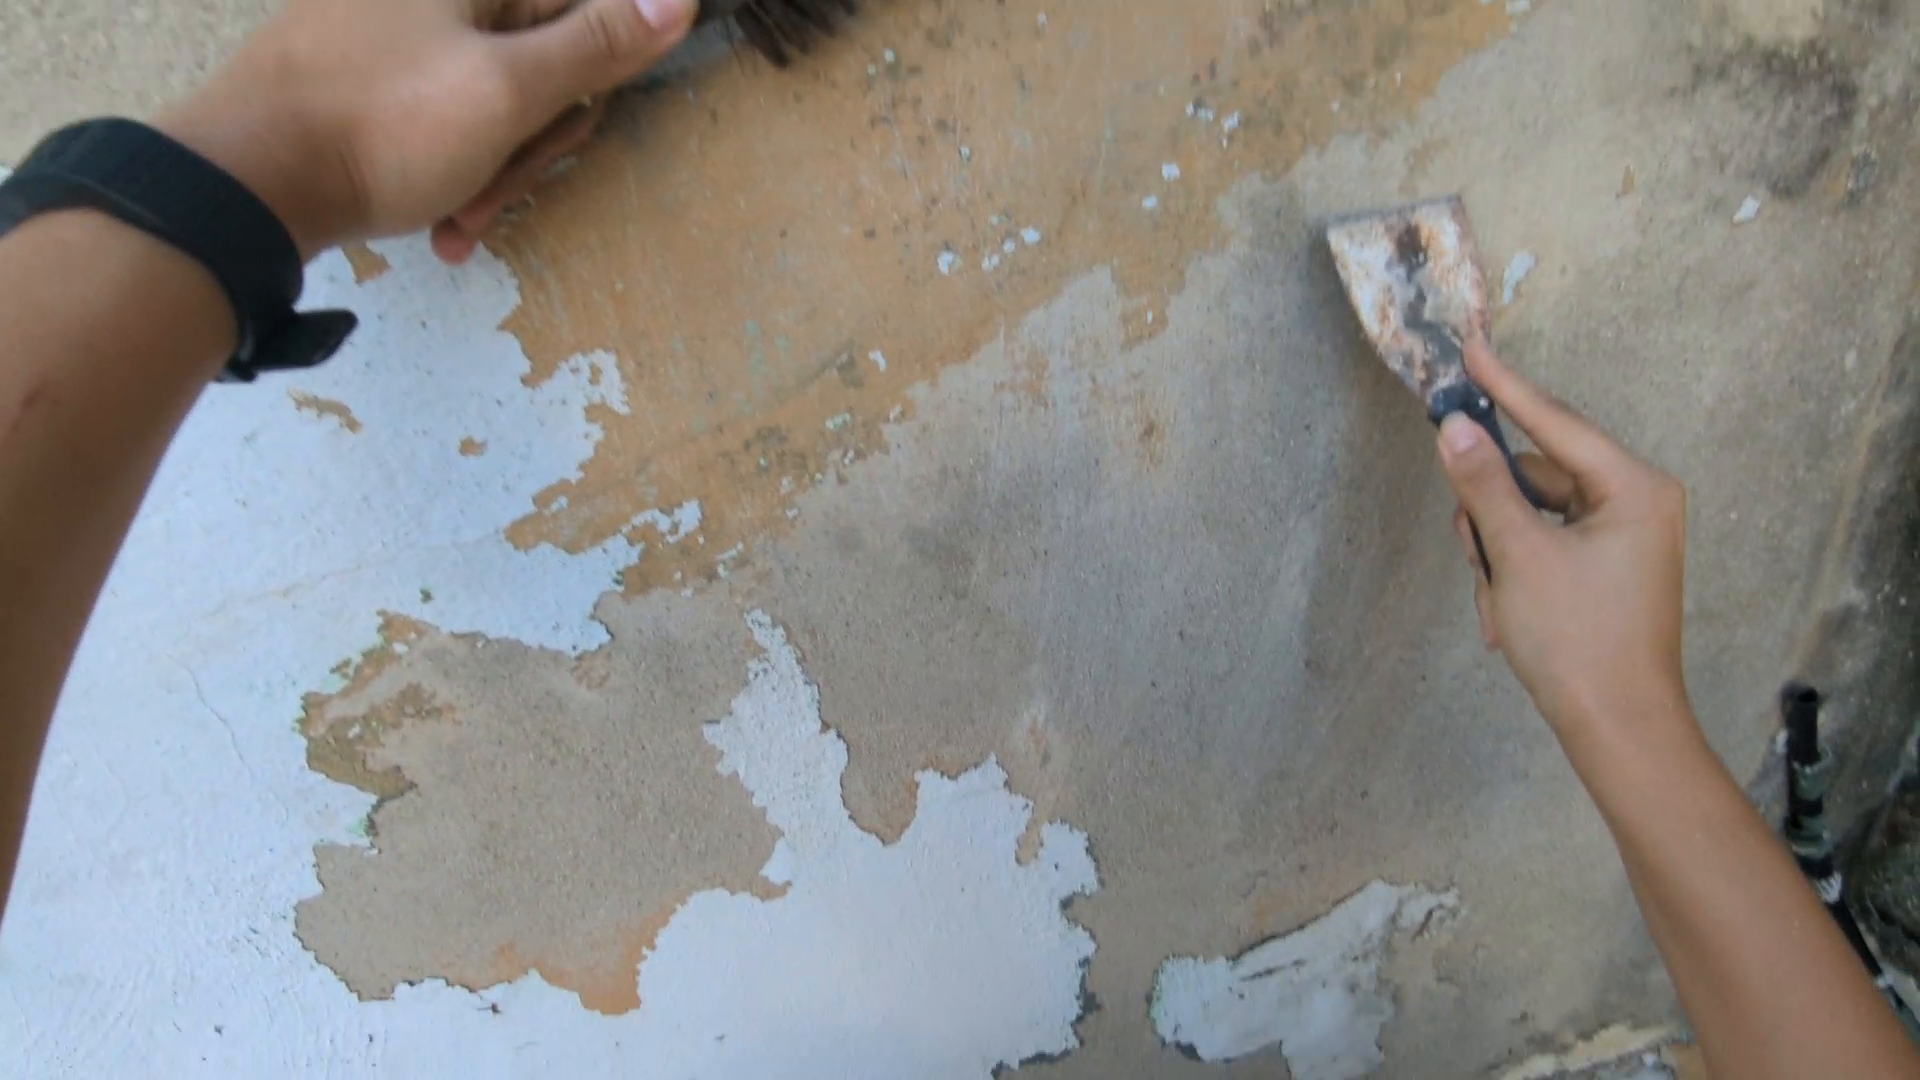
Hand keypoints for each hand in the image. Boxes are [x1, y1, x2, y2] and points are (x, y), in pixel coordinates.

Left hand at [150, 0, 698, 262]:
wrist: (262, 179)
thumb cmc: (390, 127)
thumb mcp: (509, 89)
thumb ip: (596, 45)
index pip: (585, 16)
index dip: (592, 78)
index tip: (561, 123)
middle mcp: (449, 3)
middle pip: (552, 74)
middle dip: (537, 142)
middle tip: (503, 174)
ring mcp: (421, 46)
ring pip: (514, 114)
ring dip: (501, 177)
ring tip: (464, 212)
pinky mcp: (401, 90)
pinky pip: (471, 133)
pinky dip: (468, 182)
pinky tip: (445, 218)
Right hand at [1437, 344, 1690, 747]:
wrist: (1612, 720)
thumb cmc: (1574, 635)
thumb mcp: (1517, 554)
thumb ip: (1482, 484)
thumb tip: (1453, 426)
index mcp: (1633, 488)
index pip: (1554, 422)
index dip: (1506, 385)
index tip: (1470, 346)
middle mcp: (1631, 499)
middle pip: (1530, 473)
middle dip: (1490, 511)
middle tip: (1480, 554)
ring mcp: (1614, 532)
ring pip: (1522, 509)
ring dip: (1494, 546)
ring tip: (1500, 597)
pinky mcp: (1595, 559)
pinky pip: (1531, 537)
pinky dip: (1507, 564)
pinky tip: (1506, 606)